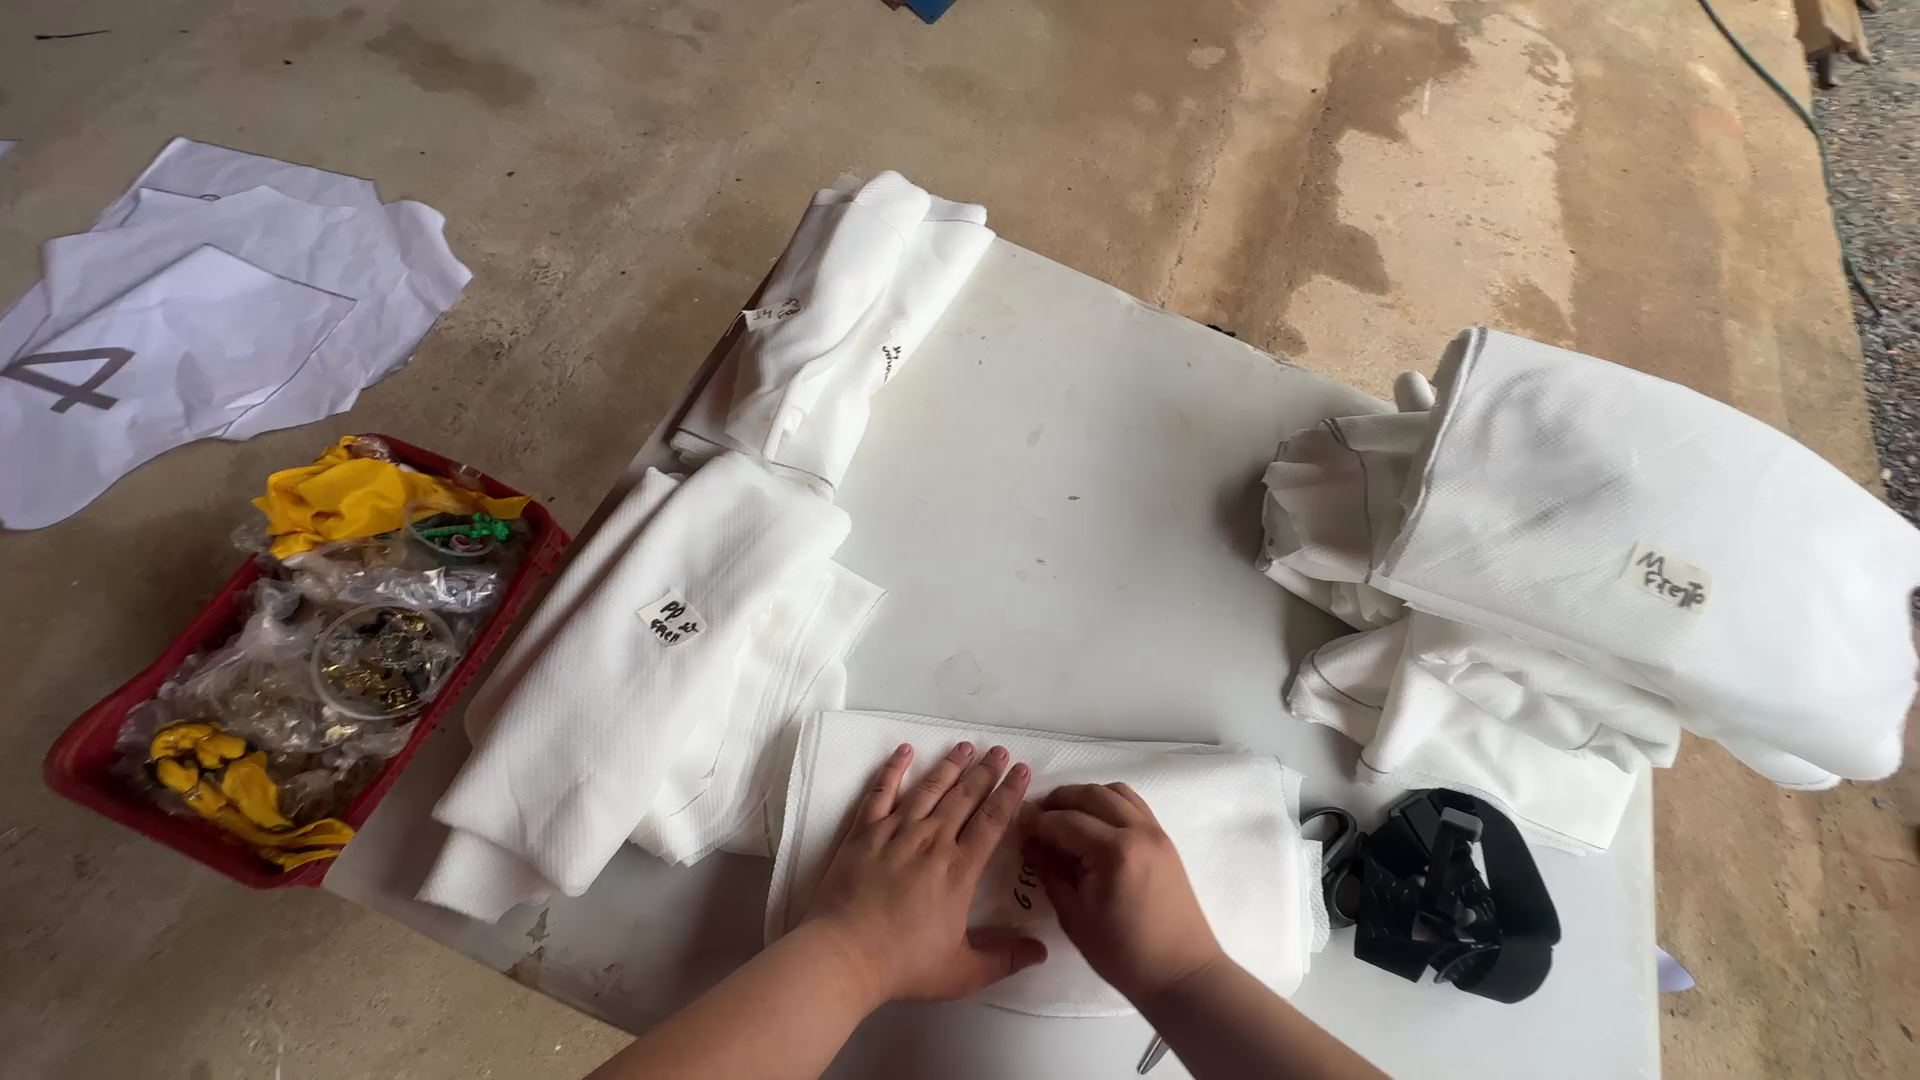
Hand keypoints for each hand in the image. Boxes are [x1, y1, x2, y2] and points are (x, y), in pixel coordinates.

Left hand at [800, 741, 1046, 1005]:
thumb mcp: (961, 972)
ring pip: (929, 788)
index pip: (992, 822)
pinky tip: (905, 750)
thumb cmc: (903, 965)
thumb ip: (1003, 958)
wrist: (843, 956)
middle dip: (985, 771)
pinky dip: (893, 769)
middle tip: (998, 750)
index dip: (1009, 794)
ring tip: (965, 745)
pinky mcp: (865, 831)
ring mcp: (896, 832)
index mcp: (958, 871)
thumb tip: (1042, 951)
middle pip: (964, 797)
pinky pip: (881, 792)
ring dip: (949, 765)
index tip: (1021, 770)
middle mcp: (931, 841)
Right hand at [1022, 782, 1225, 1004]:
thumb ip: (1050, 871)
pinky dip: (1109, 801)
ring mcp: (1155, 831)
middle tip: (1036, 816)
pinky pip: (1133, 803)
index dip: (1037, 821)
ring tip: (1064, 815)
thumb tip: (1029, 841)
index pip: (1065, 821)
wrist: (1181, 973)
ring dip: (1084, 796)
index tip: (1017, 824)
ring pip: (1114, 791)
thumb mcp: (1074, 916)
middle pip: (1090, 795)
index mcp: (1114, 852)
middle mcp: (1137, 831)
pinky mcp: (1163, 838)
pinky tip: (1093, 821)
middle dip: (1058, 800)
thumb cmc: (1123, 954)